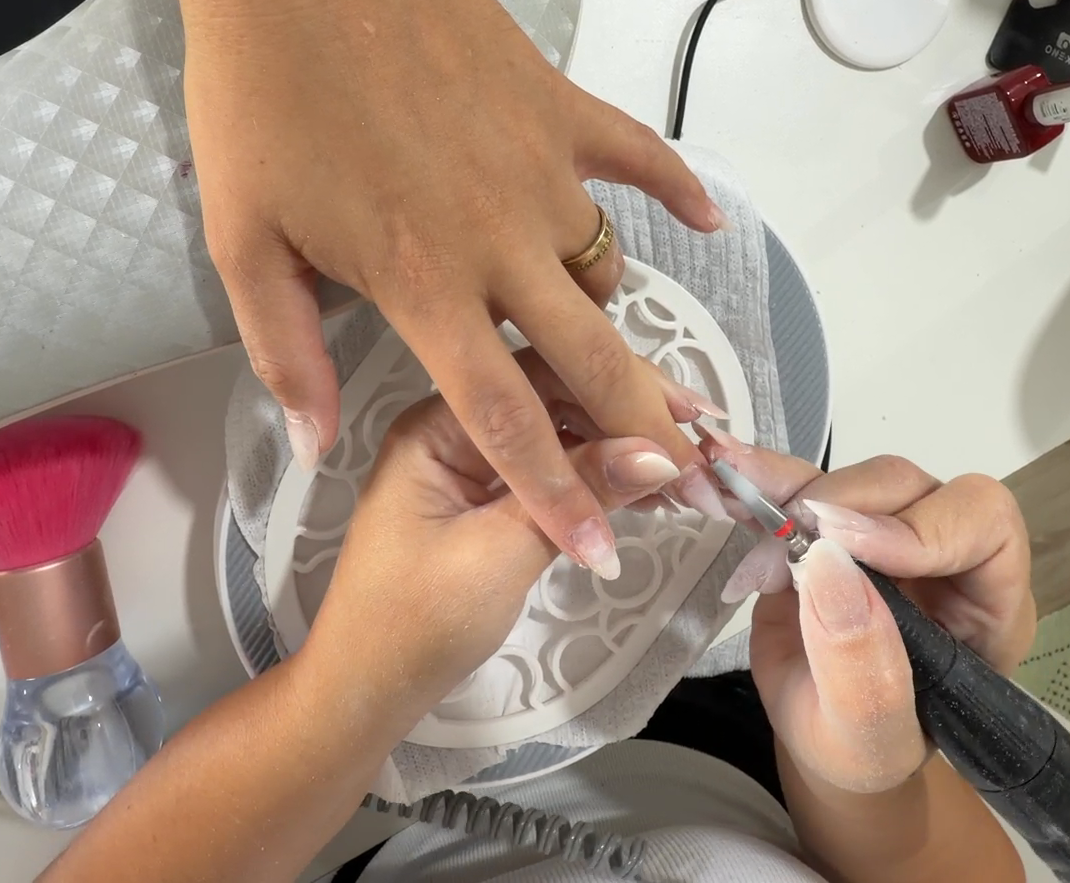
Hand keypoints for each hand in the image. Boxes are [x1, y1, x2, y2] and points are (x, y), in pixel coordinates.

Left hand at [161, 0, 727, 579]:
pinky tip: (705, 219)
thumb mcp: (245, 243)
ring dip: (598, 307)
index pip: (506, 420)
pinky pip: (638, 157)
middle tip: (678, 467)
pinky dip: (676, 191)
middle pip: (592, 358)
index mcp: (425, 287)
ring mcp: (542, 171)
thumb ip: (289, 355)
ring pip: (603, 266)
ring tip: (579, 316)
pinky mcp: (561, 109)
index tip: (601, 548)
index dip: (555, 496)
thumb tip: (316, 442)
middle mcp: (502, 243)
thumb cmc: (263, 101)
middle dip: (638, 425)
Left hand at [300, 372, 684, 724]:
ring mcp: (473, 459)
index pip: (541, 377)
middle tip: (705, 442)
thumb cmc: (416, 624)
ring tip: (691, 471)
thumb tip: (660, 454)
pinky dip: (600, 479)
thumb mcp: (499, 553)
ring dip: (623, 450)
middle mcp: (456, 425)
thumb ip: (576, 496)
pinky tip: (647, 490)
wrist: (364, 692)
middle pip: (556, 398)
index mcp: (439, 422)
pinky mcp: (488, 493)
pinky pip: (554, 470)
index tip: (689, 420)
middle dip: (630, 419)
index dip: (619, 391)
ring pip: (561, 434)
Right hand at [705, 431, 1033, 795]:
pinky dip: (755, 478)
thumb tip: (827, 560)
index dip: (917, 524)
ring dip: (784, 485)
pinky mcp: (823, 523)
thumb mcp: (868, 736)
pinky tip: (717, 474)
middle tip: (780, 549)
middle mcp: (938, 552)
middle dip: (837, 505)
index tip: (842, 545)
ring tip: (729, 493)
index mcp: (984, 603)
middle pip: (906, 487)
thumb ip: (860, 667)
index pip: (981, 525)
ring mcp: (877, 530)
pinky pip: (794, 483)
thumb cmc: (859, 749)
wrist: (820, 736)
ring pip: (844, 475)